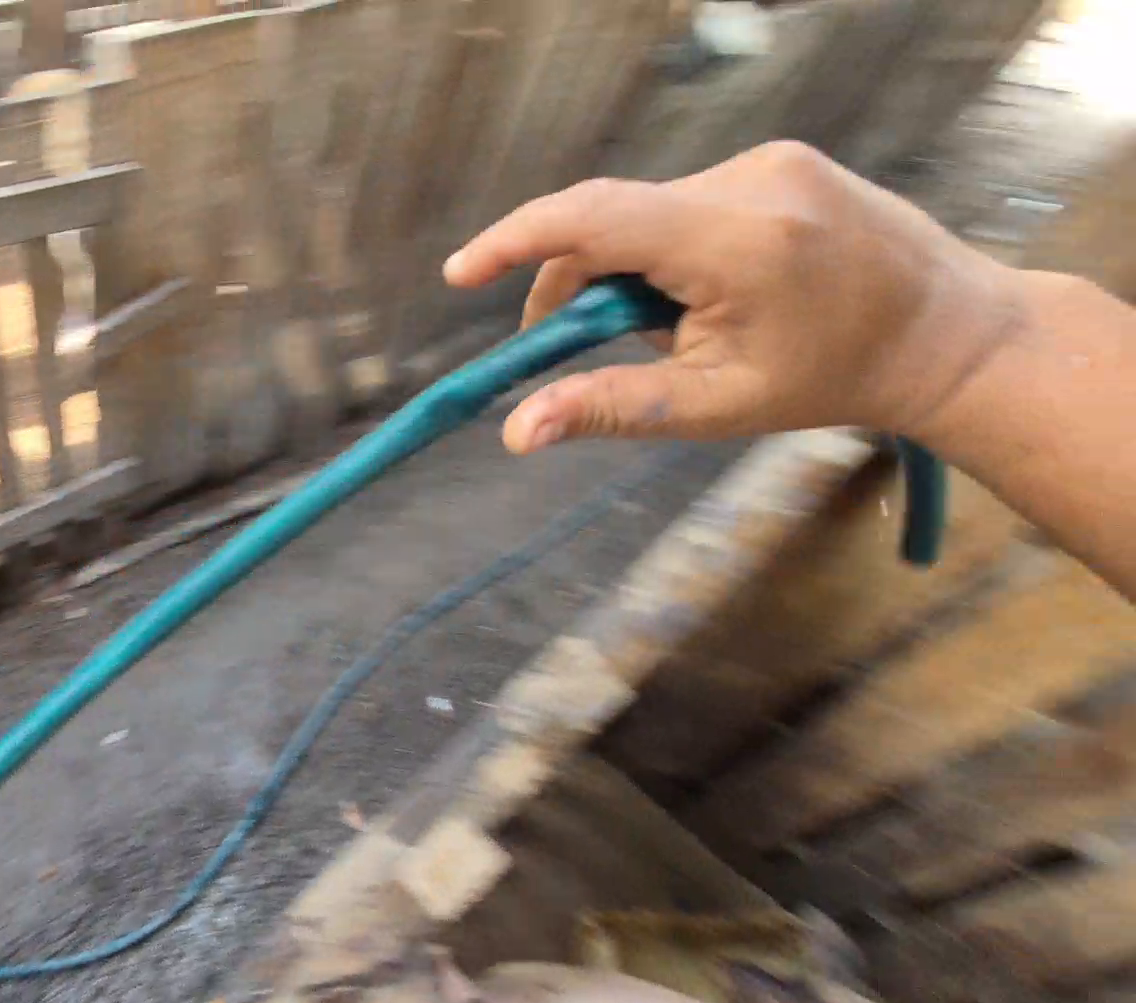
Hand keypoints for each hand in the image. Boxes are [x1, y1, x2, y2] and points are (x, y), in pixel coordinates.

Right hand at [443, 141, 1024, 454]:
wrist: (948, 332)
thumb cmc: (829, 379)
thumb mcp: (710, 405)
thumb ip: (606, 408)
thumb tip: (515, 434)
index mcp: (738, 239)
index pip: (596, 218)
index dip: (516, 241)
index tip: (459, 273)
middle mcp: (749, 179)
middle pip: (605, 222)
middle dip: (568, 284)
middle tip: (563, 343)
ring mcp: (764, 163)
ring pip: (633, 216)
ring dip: (613, 274)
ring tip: (657, 329)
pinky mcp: (768, 165)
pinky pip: (668, 207)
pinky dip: (648, 255)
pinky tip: (686, 296)